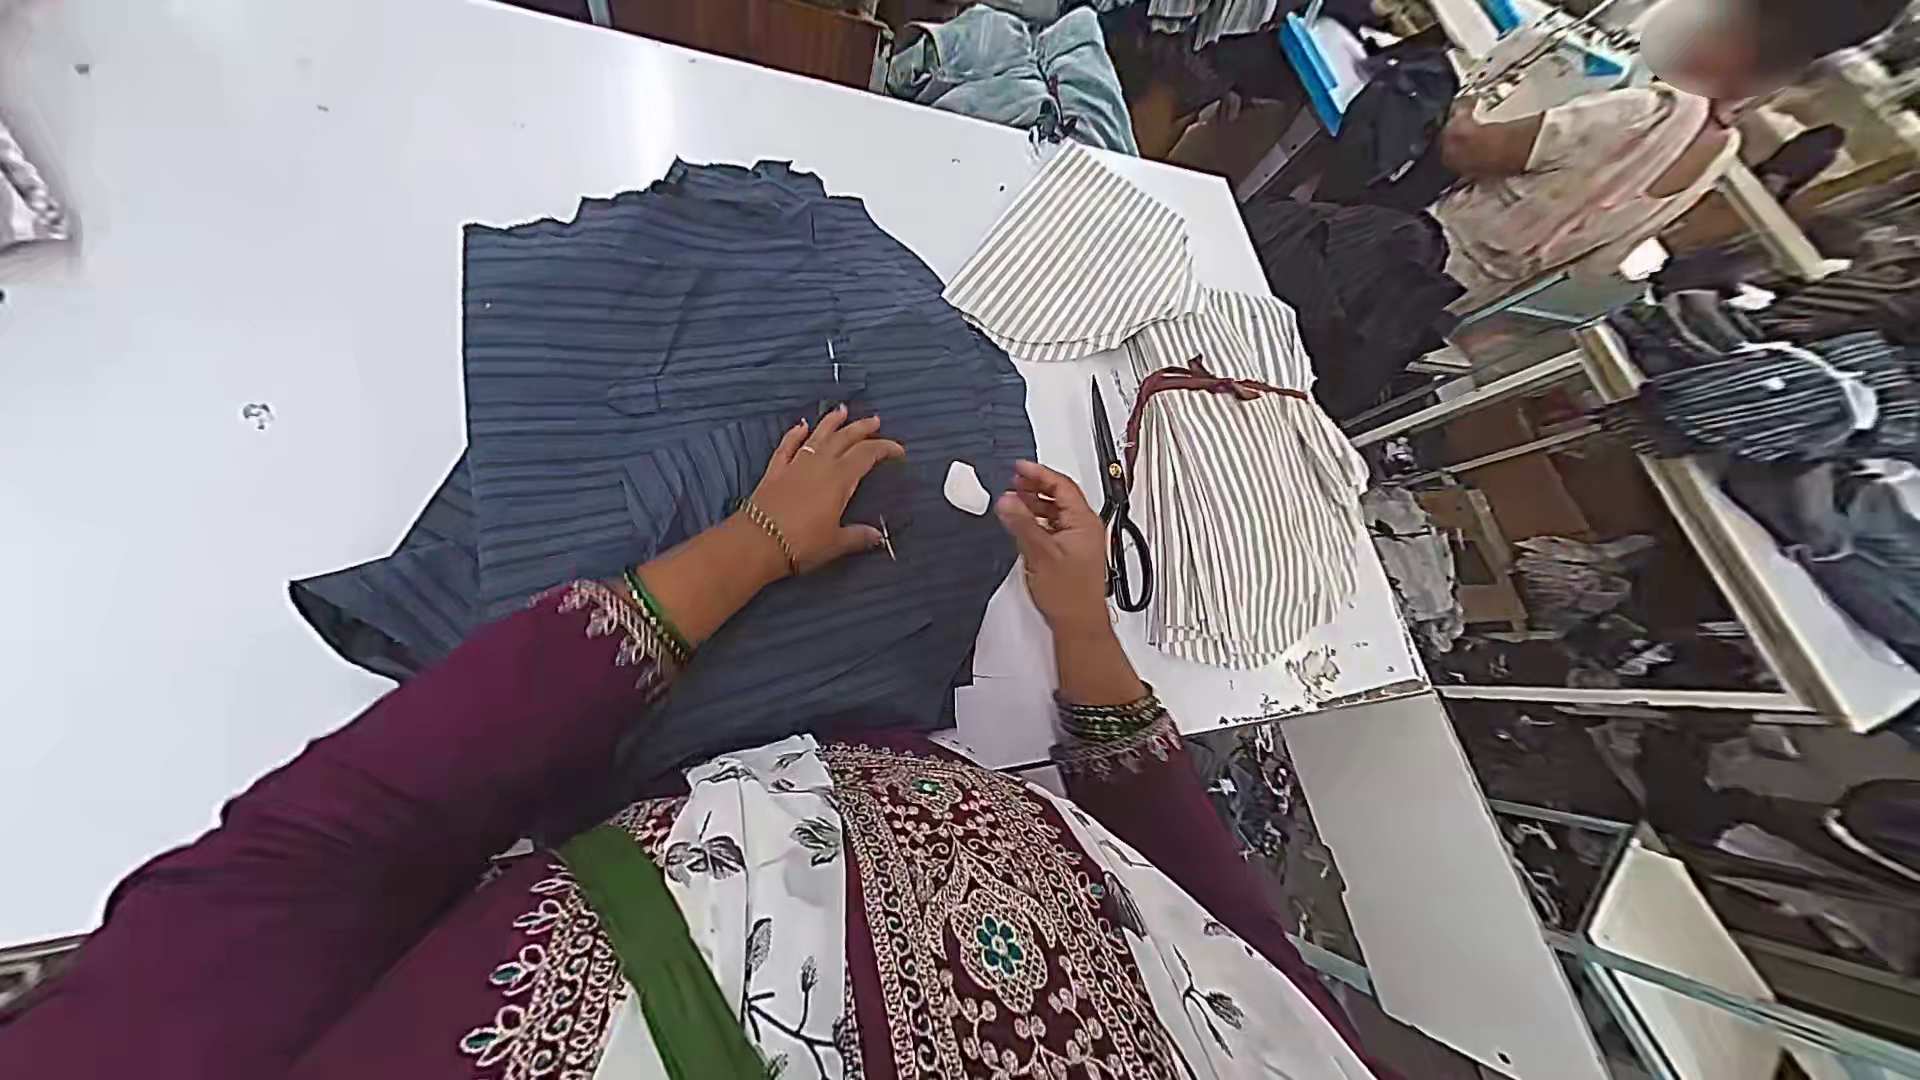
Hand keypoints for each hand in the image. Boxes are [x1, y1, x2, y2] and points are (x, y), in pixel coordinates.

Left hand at [744, 404, 905, 574]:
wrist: (757, 543)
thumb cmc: (803, 543)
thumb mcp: (836, 543)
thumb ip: (858, 536)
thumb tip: (877, 536)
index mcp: (840, 478)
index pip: (867, 454)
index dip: (885, 448)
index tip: (898, 450)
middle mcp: (820, 464)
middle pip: (845, 438)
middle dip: (862, 428)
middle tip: (875, 420)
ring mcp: (796, 465)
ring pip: (818, 436)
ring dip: (831, 422)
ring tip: (842, 410)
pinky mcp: (776, 471)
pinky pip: (788, 446)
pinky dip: (795, 434)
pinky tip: (800, 426)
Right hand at [994, 460, 1112, 640]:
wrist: (1078, 623)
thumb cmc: (1069, 594)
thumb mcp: (1040, 553)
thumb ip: (1022, 524)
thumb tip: (1007, 501)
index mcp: (1084, 522)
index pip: (1062, 486)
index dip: (1039, 473)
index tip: (1020, 467)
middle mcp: (1084, 528)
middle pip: (1059, 496)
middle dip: (1035, 486)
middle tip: (1015, 479)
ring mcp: (1078, 540)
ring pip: (1055, 511)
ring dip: (1034, 503)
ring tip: (1014, 498)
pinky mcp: (1070, 552)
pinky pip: (1053, 526)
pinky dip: (1036, 520)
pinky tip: (1022, 523)